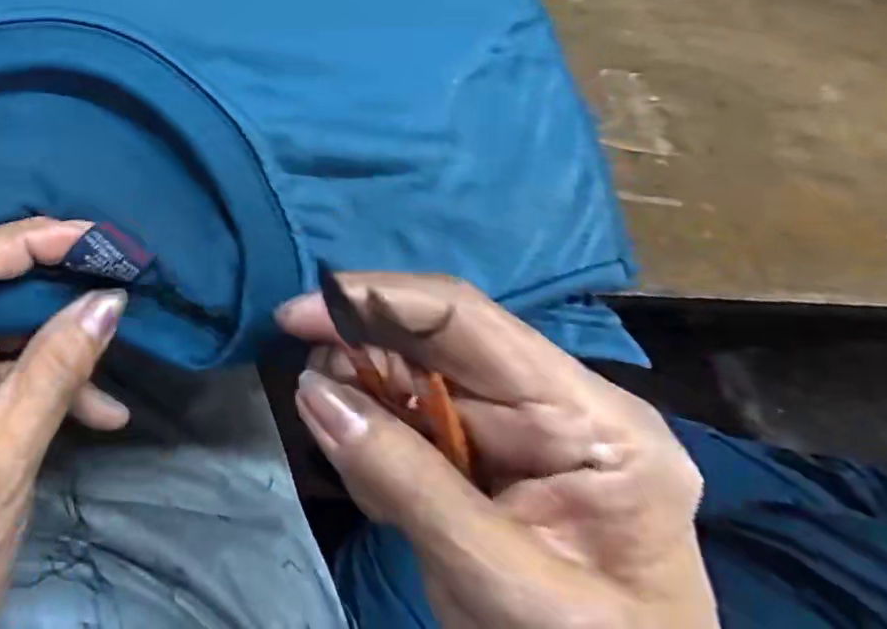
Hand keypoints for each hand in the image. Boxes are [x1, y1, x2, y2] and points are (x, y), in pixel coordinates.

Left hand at [0, 218, 128, 628]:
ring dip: (61, 337)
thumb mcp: (3, 456)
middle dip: (53, 282)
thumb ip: (57, 370)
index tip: (92, 236)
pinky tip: (101, 408)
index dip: (29, 242)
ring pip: (4, 323)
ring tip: (116, 337)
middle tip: (112, 267)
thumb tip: (110, 299)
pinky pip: (9, 362)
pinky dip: (54, 378)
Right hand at [277, 273, 715, 628]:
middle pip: (431, 341)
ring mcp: (514, 426)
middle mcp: (549, 401)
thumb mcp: (504, 586)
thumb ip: (409, 484)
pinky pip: (403, 419)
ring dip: (363, 414)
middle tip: (315, 399)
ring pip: (407, 377)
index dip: (376, 300)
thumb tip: (314, 392)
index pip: (468, 320)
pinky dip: (372, 447)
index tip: (297, 314)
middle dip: (361, 360)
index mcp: (589, 417)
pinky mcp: (481, 451)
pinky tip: (387, 504)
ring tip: (369, 486)